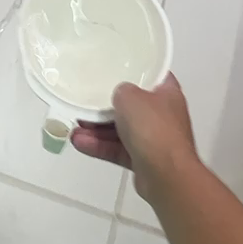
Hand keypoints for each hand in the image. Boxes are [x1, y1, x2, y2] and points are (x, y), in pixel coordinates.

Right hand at [71, 74, 201, 205]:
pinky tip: (79, 143)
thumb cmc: (152, 126)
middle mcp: (162, 115)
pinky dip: (100, 146)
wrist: (166, 175)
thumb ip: (122, 91)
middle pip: (131, 106)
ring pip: (121, 130)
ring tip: (75, 127)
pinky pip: (118, 149)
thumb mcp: (131, 96)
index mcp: (167, 93)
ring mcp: (153, 139)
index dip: (134, 71)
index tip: (114, 68)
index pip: (152, 76)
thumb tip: (120, 96)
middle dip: (105, 107)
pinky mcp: (143, 160)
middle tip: (84, 103)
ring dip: (97, 129)